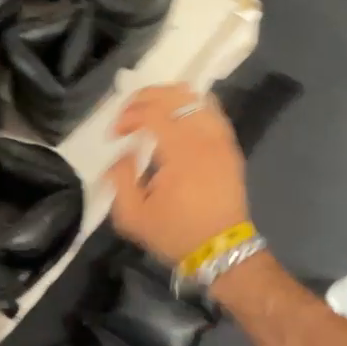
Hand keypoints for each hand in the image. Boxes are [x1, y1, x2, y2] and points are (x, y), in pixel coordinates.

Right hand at [105, 83, 250, 264]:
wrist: (221, 250)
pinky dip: (192, 106)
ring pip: (197, 98)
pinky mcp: (230, 146)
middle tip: (129, 114)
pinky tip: (178, 118)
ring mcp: (221, 140)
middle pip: (176, 95)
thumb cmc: (176, 233)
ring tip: (152, 112)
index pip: (152, 113)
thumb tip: (122, 154)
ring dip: (169, 98)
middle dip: (146, 98)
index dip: (128, 116)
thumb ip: (119, 179)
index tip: (116, 134)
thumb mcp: (133, 217)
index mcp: (181, 153)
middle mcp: (204, 138)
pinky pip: (212, 111)